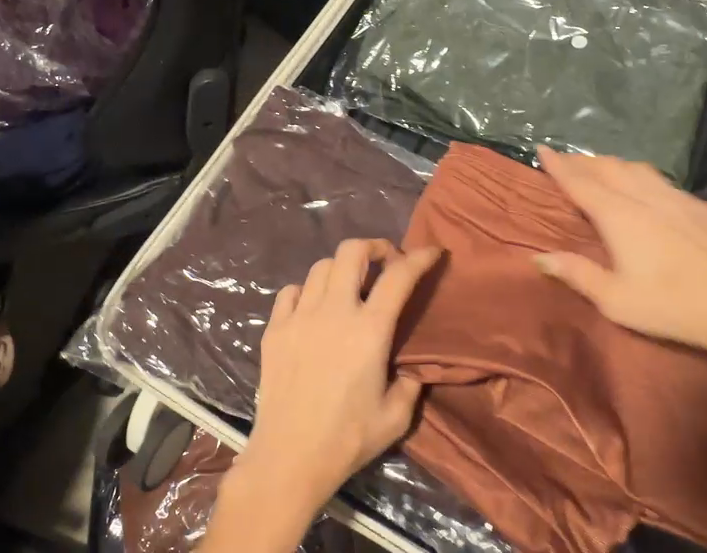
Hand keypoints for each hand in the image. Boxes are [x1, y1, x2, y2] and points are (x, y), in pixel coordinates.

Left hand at [237, 238, 443, 508]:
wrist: (289, 459)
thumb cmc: (347, 439)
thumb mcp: (396, 417)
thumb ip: (410, 384)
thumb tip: (411, 368)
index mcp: (370, 330)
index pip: (399, 276)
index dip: (419, 257)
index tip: (432, 252)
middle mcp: (334, 312)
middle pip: (352, 251)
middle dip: (374, 247)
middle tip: (385, 262)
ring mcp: (300, 317)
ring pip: (321, 267)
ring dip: (341, 269)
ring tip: (350, 287)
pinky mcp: (274, 330)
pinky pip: (291, 291)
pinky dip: (307, 291)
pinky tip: (314, 309)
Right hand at [533, 147, 706, 364]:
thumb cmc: (670, 307)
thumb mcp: (615, 300)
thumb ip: (577, 274)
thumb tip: (539, 257)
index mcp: (618, 216)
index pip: (581, 183)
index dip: (559, 166)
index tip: (542, 149)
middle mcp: (643, 197)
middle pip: (606, 168)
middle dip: (582, 162)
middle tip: (565, 161)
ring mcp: (674, 198)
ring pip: (635, 168)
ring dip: (611, 164)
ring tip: (599, 169)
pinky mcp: (697, 207)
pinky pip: (660, 179)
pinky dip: (639, 175)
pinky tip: (643, 187)